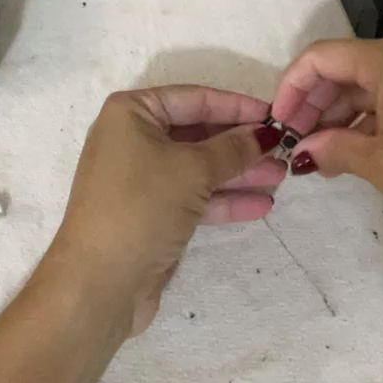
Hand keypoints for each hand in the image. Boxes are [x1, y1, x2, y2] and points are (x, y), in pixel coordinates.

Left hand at [44, 86, 286, 334]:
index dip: (237, 106)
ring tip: (280, 176)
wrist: (99, 283)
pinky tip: (261, 205)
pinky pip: (192, 196)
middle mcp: (132, 137)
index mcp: (132, 111)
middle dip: (240, 143)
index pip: (194, 98)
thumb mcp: (193, 169)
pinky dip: (223, 199)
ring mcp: (140, 177)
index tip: (275, 114)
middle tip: (283, 148)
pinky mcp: (150, 212)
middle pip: (197, 132)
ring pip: (198, 166)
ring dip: (238, 172)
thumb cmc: (142, 205)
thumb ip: (232, 149)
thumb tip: (264, 133)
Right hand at [269, 35, 382, 259]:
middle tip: (296, 143)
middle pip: (344, 66)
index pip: (321, 57)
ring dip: (341, 112)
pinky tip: (356, 148)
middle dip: (314, 102)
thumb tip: (303, 149)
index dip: (291, 87)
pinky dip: (370, 116)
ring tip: (322, 154)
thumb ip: (334, 149)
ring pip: (369, 81)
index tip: (277, 123)